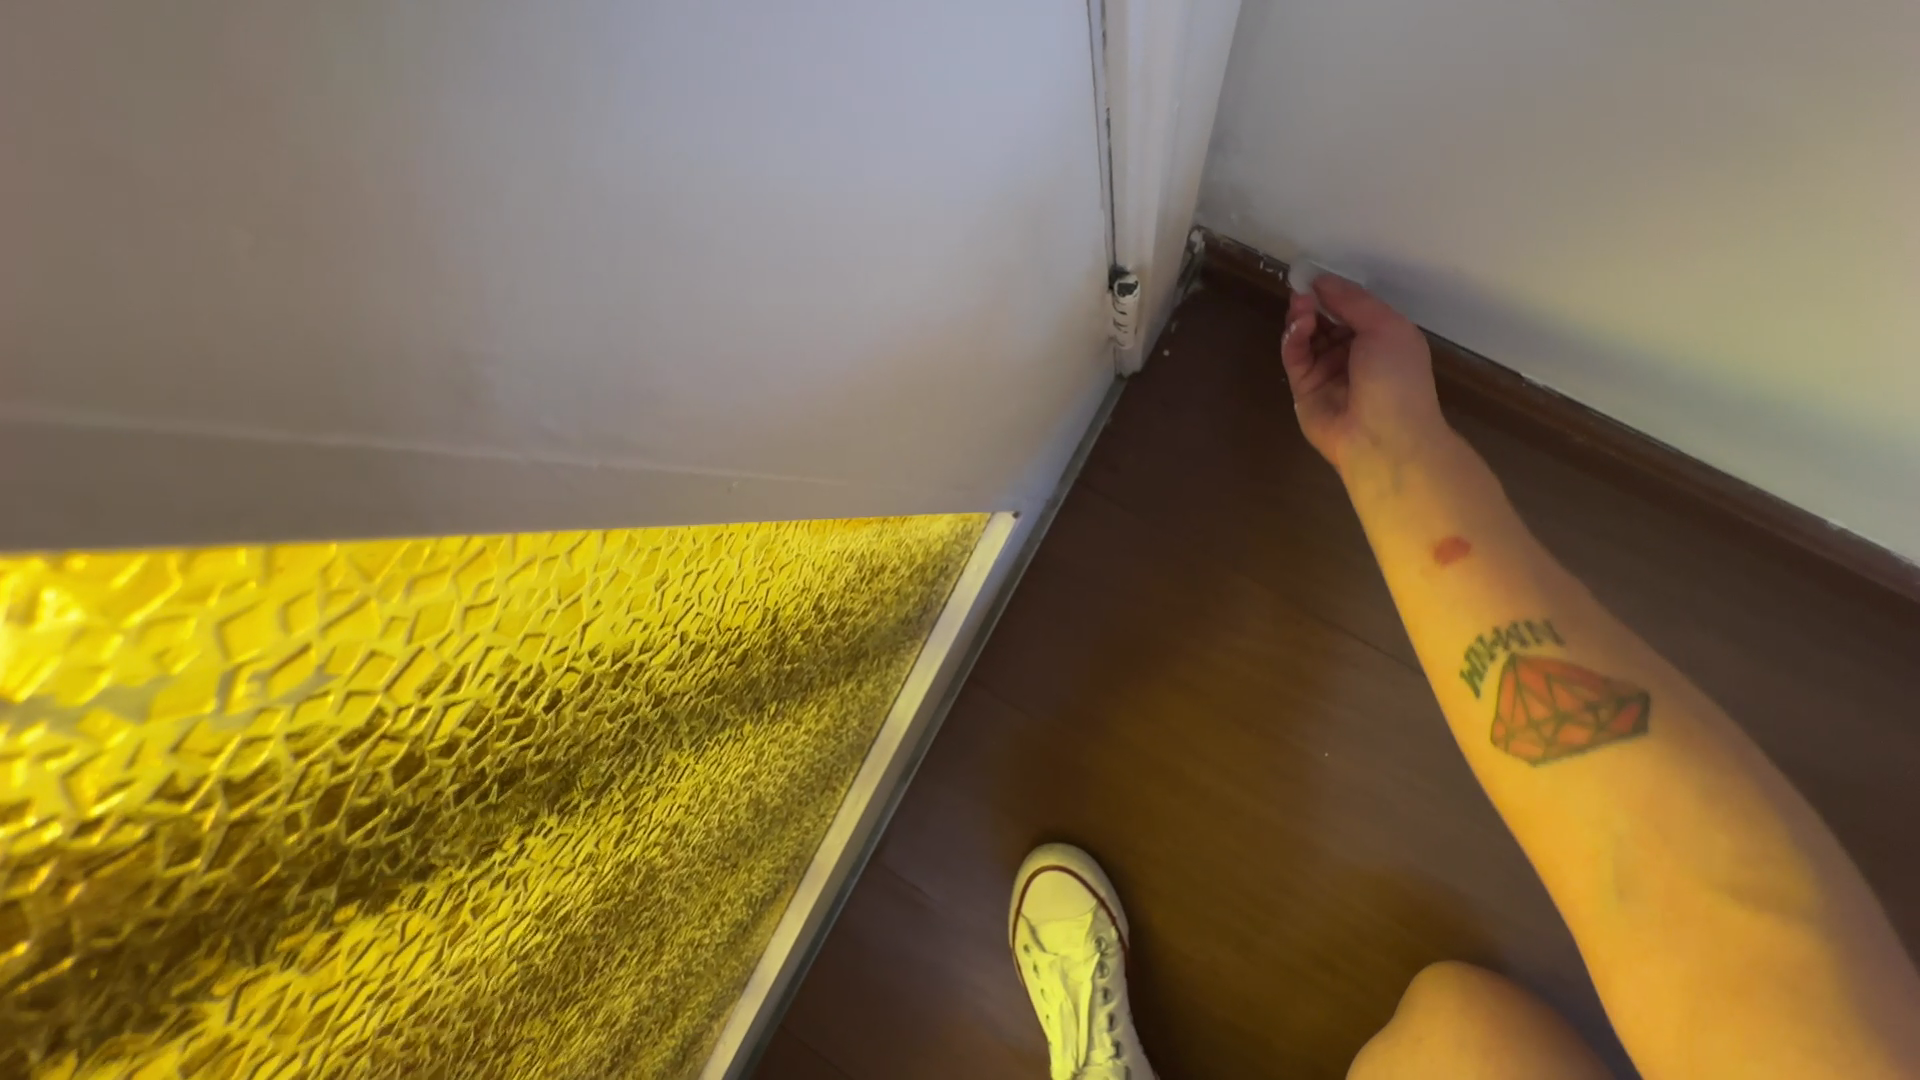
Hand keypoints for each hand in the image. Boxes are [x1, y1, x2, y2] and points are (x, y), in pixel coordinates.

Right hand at [1280, 275, 1449, 476]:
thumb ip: (1353, 301)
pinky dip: (1293, 340)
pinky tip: (1298, 326)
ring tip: (1299, 308)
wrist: (1382, 436)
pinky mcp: (1304, 389)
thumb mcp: (1386, 327)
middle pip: (1325, 321)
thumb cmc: (1396, 378)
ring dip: (1301, 319)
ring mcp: (1327, 372)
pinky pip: (1295, 358)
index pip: (1352, 309)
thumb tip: (1322, 281)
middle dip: (1313, 304)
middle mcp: (1353, 354)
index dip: (1334, 293)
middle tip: (1300, 290)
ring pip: (1306, 338)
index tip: (1315, 277)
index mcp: (1381, 337)